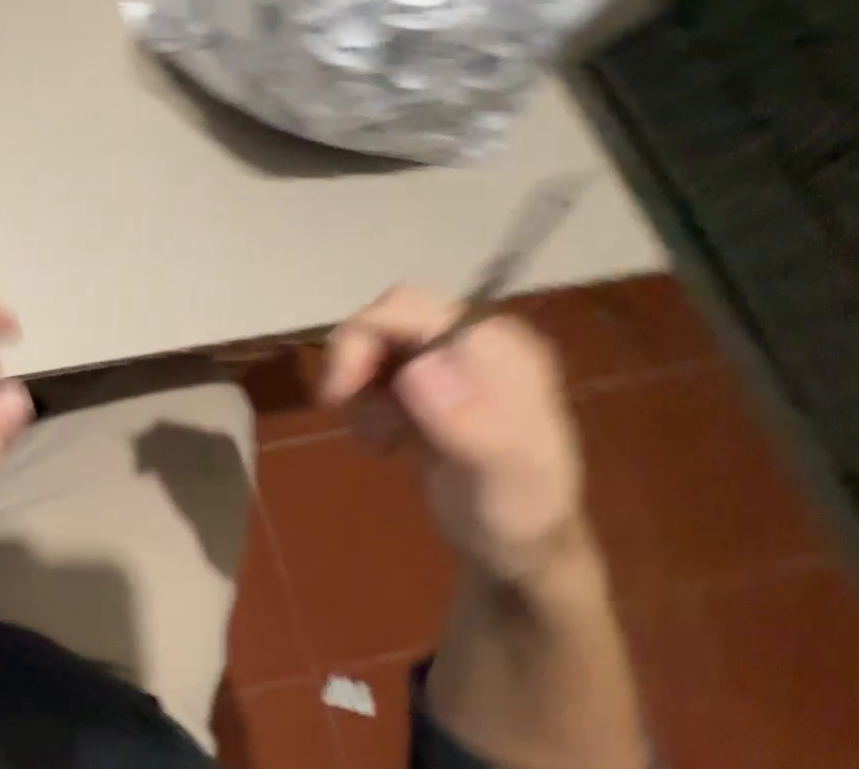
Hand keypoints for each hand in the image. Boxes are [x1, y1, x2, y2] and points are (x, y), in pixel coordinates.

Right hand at [320, 285, 588, 586]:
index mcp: (498, 346)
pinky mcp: (429, 384)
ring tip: (377, 437)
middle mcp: (474, 340)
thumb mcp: (499, 479)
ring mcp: (450, 362)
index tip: (339, 390)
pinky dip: (364, 401)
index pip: (409, 306)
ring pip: (373, 345)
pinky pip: (375, 370)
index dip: (362, 336)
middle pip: (384, 319)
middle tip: (340, 407)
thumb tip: (417, 370)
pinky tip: (384, 438)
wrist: (519, 552)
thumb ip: (466, 423)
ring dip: (358, 387)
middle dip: (354, 362)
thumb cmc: (515, 516)